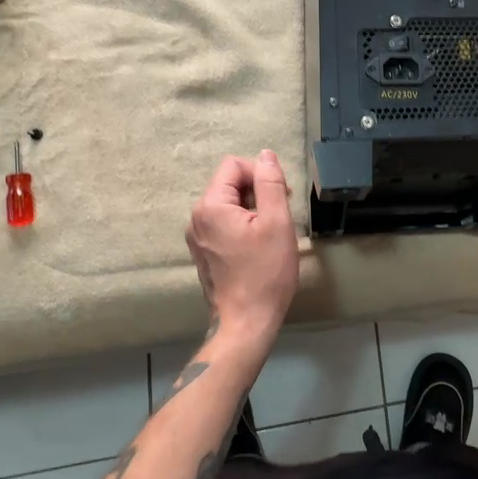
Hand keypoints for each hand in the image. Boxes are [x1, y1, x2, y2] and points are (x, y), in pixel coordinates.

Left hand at [186, 150, 300, 342]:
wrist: (246, 323)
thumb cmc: (265, 273)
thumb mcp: (276, 222)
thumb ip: (271, 183)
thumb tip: (266, 155)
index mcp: (210, 206)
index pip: (233, 165)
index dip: (261, 173)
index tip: (281, 197)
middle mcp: (196, 217)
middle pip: (229, 183)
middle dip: (257, 191)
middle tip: (279, 216)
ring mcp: (197, 236)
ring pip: (228, 203)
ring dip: (252, 209)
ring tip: (270, 233)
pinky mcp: (203, 251)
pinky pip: (223, 222)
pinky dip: (242, 224)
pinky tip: (257, 246)